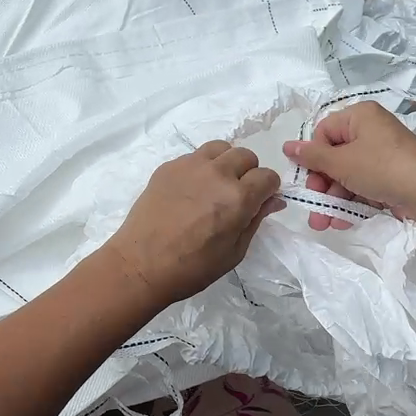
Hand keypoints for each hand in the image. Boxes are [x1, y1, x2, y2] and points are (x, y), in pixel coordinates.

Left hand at [101, 141, 282, 305]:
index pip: (267, 176)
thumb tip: (274, 200)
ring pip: (220, 148)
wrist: (142, 263)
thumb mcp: (234, 251)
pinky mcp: (169, 166)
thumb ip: (256, 219)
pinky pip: (194, 156)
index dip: (268, 189)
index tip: (260, 201)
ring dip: (225, 162)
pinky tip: (190, 191)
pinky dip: (200, 168)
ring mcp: (190, 165)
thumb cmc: (193, 267)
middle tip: (237, 195)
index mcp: (237, 197)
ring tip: (216, 185)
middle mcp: (216, 173)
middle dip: (249, 173)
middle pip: (245, 156)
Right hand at [282, 101, 415, 230]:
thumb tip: (286, 146)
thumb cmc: (382, 168)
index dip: (314, 157)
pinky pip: (365, 185)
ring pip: (349, 174)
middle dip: (322, 185)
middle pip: (336, 156)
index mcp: (360, 116)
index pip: (324, 131)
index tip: (308, 180)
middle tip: (314, 207)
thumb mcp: (341, 163)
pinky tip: (342, 222)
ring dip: (334, 199)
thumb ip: (312, 156)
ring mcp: (385, 155)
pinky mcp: (395, 176)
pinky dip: (353, 201)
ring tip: (324, 224)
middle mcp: (373, 130)